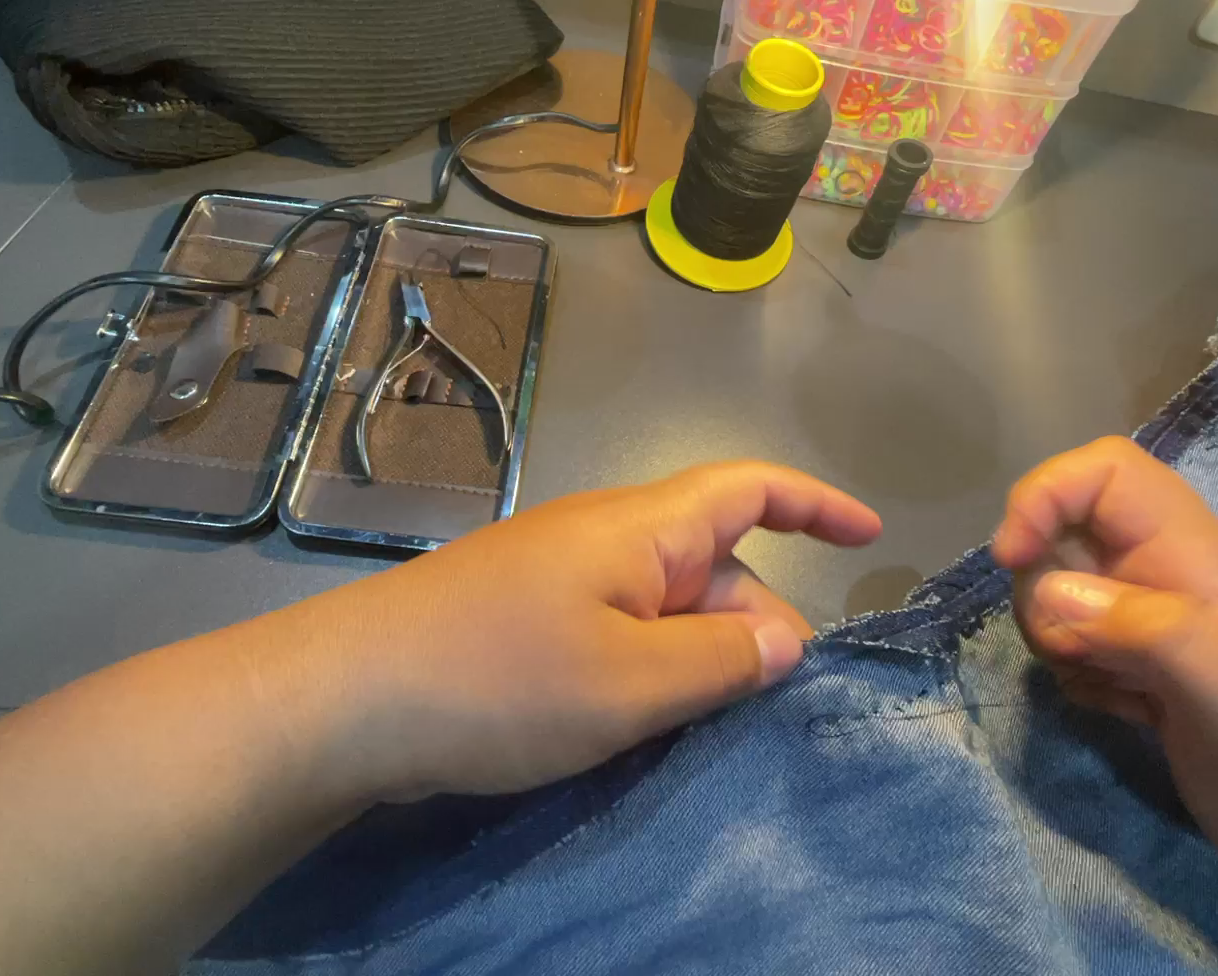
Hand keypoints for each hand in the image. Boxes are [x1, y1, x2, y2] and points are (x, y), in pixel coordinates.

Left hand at [255, 461, 880, 802]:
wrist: (347, 698)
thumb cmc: (497, 678)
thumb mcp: (630, 681)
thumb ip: (722, 657)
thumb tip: (788, 637)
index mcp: (640, 528)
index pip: (749, 488)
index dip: (816, 503)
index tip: (870, 536)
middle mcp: (606, 538)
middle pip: (714, 562)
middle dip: (758, 623)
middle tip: (771, 706)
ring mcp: (564, 577)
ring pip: (667, 605)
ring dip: (702, 656)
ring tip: (709, 729)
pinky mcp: (531, 617)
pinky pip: (621, 631)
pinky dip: (653, 669)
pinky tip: (647, 723)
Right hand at [992, 437, 1217, 975]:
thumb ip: (1170, 644)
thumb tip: (1050, 592)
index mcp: (1208, 566)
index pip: (1111, 473)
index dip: (1046, 495)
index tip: (1014, 560)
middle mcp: (1173, 580)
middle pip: (1064, 533)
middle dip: (1042, 591)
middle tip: (1082, 659)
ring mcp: (1156, 626)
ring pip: (1056, 589)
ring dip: (1055, 640)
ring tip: (1116, 695)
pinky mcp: (1142, 668)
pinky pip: (1069, 641)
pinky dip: (1073, 674)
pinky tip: (1125, 714)